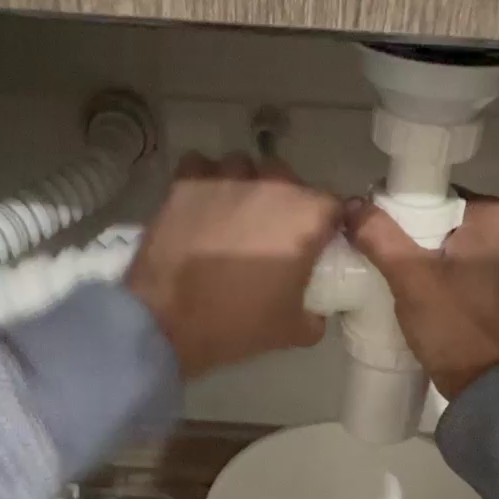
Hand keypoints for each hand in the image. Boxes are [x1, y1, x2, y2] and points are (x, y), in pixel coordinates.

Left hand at [126, 153, 341, 377]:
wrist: (165, 320)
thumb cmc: (236, 323)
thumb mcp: (292, 331)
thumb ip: (316, 315)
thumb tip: (317, 311)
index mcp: (306, 217)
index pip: (333, 206)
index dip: (325, 226)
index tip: (315, 246)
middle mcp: (272, 185)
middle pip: (289, 179)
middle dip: (286, 203)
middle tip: (272, 236)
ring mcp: (226, 178)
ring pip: (245, 168)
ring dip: (245, 187)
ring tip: (233, 218)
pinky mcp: (186, 181)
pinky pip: (203, 167)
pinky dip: (206, 182)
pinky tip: (202, 206)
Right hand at [345, 193, 498, 398]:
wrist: (483, 386)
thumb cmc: (453, 325)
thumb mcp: (410, 276)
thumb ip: (379, 236)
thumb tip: (349, 205)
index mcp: (493, 216)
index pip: (431, 194)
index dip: (395, 209)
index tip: (369, 233)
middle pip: (433, 220)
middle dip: (401, 236)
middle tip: (370, 255)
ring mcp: (497, 263)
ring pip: (437, 246)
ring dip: (409, 258)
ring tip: (381, 273)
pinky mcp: (487, 289)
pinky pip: (446, 268)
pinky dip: (425, 275)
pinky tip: (402, 290)